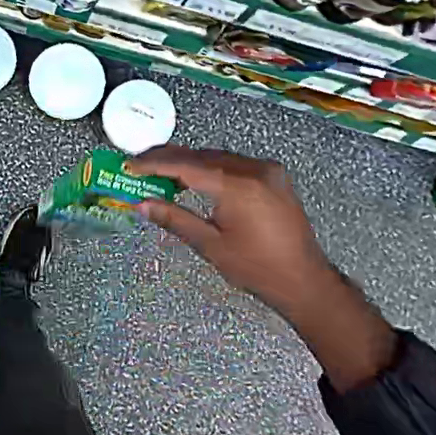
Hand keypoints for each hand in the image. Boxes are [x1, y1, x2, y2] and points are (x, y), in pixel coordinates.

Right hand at [126, 146, 339, 315]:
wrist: (304, 278)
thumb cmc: (257, 268)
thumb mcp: (211, 245)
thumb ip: (175, 219)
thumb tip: (142, 204)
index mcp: (237, 186)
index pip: (186, 166)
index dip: (155, 164)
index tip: (131, 164)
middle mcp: (254, 169)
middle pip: (202, 156)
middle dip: (170, 159)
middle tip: (140, 164)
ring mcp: (268, 170)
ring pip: (219, 157)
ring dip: (191, 162)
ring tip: (162, 172)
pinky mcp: (275, 176)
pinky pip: (236, 163)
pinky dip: (213, 167)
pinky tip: (196, 177)